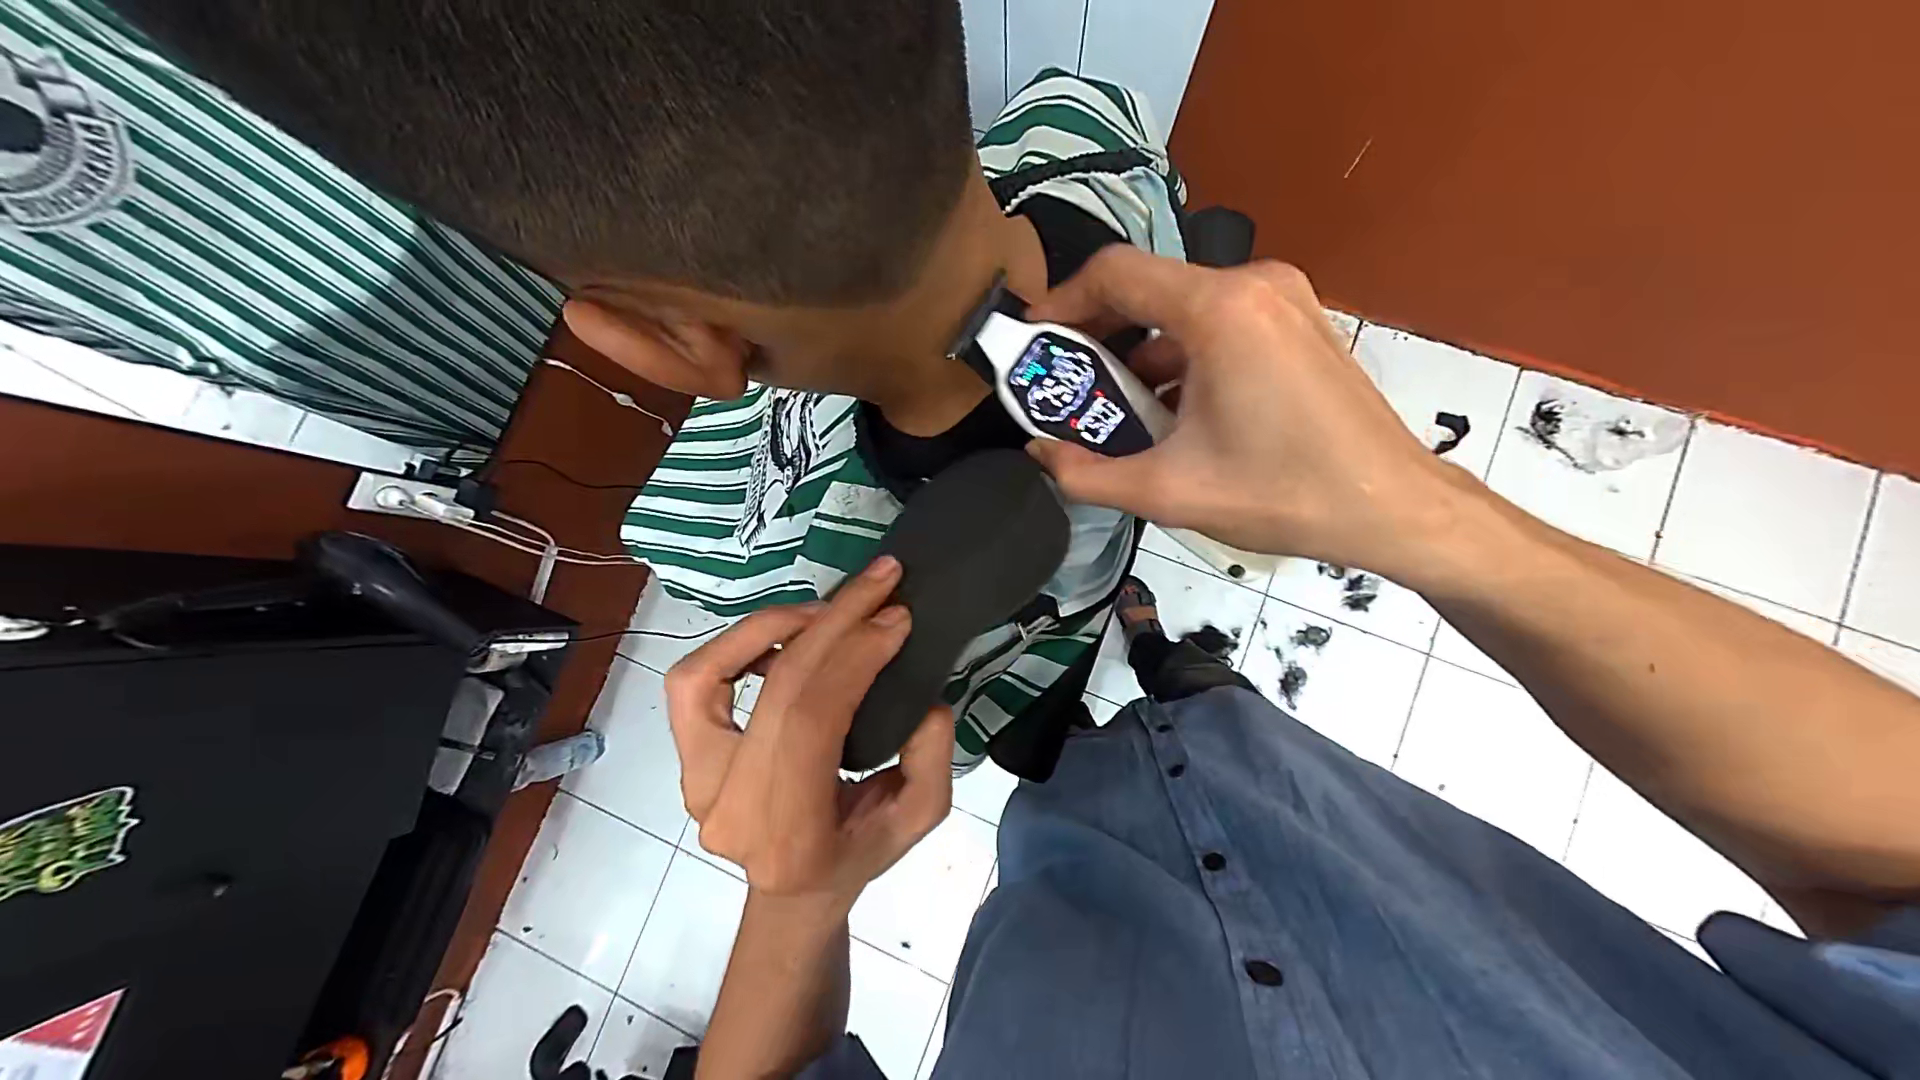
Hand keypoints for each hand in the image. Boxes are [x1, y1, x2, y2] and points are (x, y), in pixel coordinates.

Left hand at [663, 556, 953, 911]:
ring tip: (828, 607)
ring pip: (709, 673)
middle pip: (776, 690)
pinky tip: (787, 632)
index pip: (812, 721)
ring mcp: (696, 781)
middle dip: (834, 622)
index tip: (896, 615)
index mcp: (791, 836)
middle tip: (877, 584)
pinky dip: (735, 643)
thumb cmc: (859, 852)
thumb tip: (919, 691)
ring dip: (772, 625)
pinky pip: (692, 680)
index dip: (855, 655)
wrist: (793, 891)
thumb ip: (931, 755)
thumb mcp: (920, 814)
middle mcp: (729, 809)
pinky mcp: (685, 756)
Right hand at [1024, 245, 1472, 579]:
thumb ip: (1086, 473)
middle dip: (1095, 334)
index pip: (1114, 274)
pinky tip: (1167, 408)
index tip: (1034, 342)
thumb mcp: (1167, 492)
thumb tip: (1039, 453)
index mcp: (1218, 311)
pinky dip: (1178, 357)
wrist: (1392, 508)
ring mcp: (1282, 299)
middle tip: (1064, 382)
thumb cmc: (1282, 494)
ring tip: (1110, 405)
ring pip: (1180, 308)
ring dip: (1137, 351)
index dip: (1060, 302)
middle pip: (1147, 288)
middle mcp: (1252, 285)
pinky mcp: (1297, 322)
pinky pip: (1216, 325)